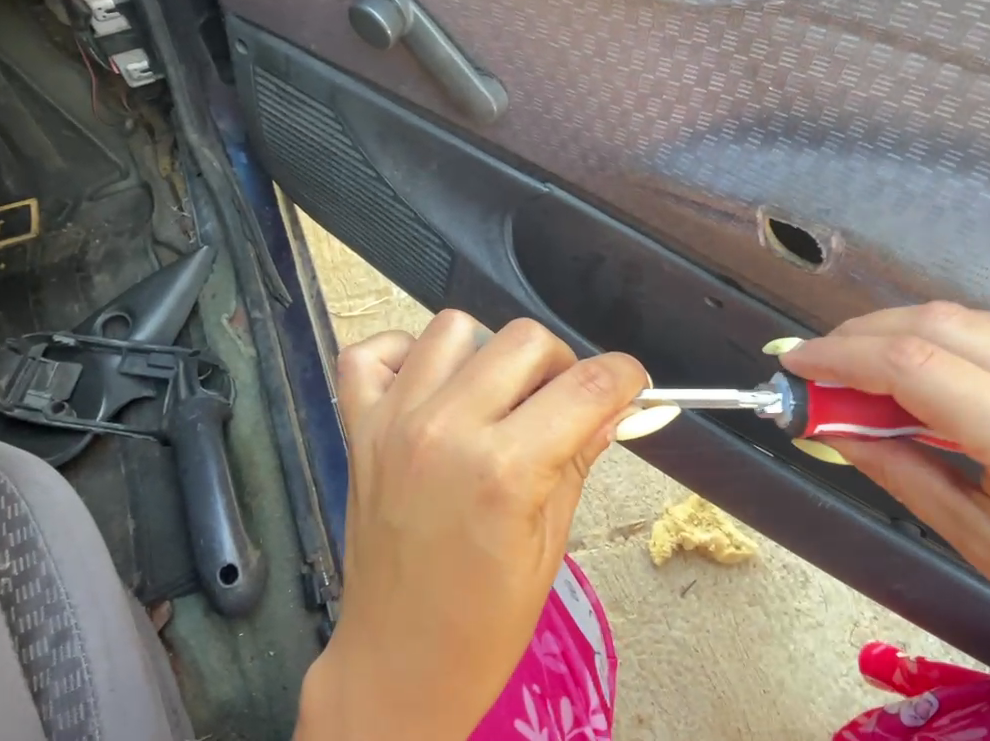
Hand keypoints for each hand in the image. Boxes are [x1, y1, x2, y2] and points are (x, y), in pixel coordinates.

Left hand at [297, 312, 645, 740]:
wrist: (400, 661)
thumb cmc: (486, 621)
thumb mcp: (551, 542)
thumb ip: (580, 457)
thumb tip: (616, 405)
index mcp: (504, 470)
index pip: (588, 384)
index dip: (625, 375)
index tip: (631, 384)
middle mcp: (445, 429)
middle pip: (525, 338)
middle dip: (560, 366)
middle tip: (559, 407)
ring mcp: (393, 421)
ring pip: (454, 327)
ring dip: (487, 355)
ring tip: (494, 401)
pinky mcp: (358, 426)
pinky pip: (373, 350)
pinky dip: (406, 356)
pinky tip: (430, 389)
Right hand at [780, 303, 989, 740]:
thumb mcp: (984, 545)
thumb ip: (898, 468)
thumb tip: (825, 424)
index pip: (918, 365)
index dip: (841, 356)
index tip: (794, 364)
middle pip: (943, 325)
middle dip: (865, 336)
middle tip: (819, 365)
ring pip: (975, 319)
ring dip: (905, 333)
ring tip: (861, 369)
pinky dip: (954, 342)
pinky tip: (929, 372)